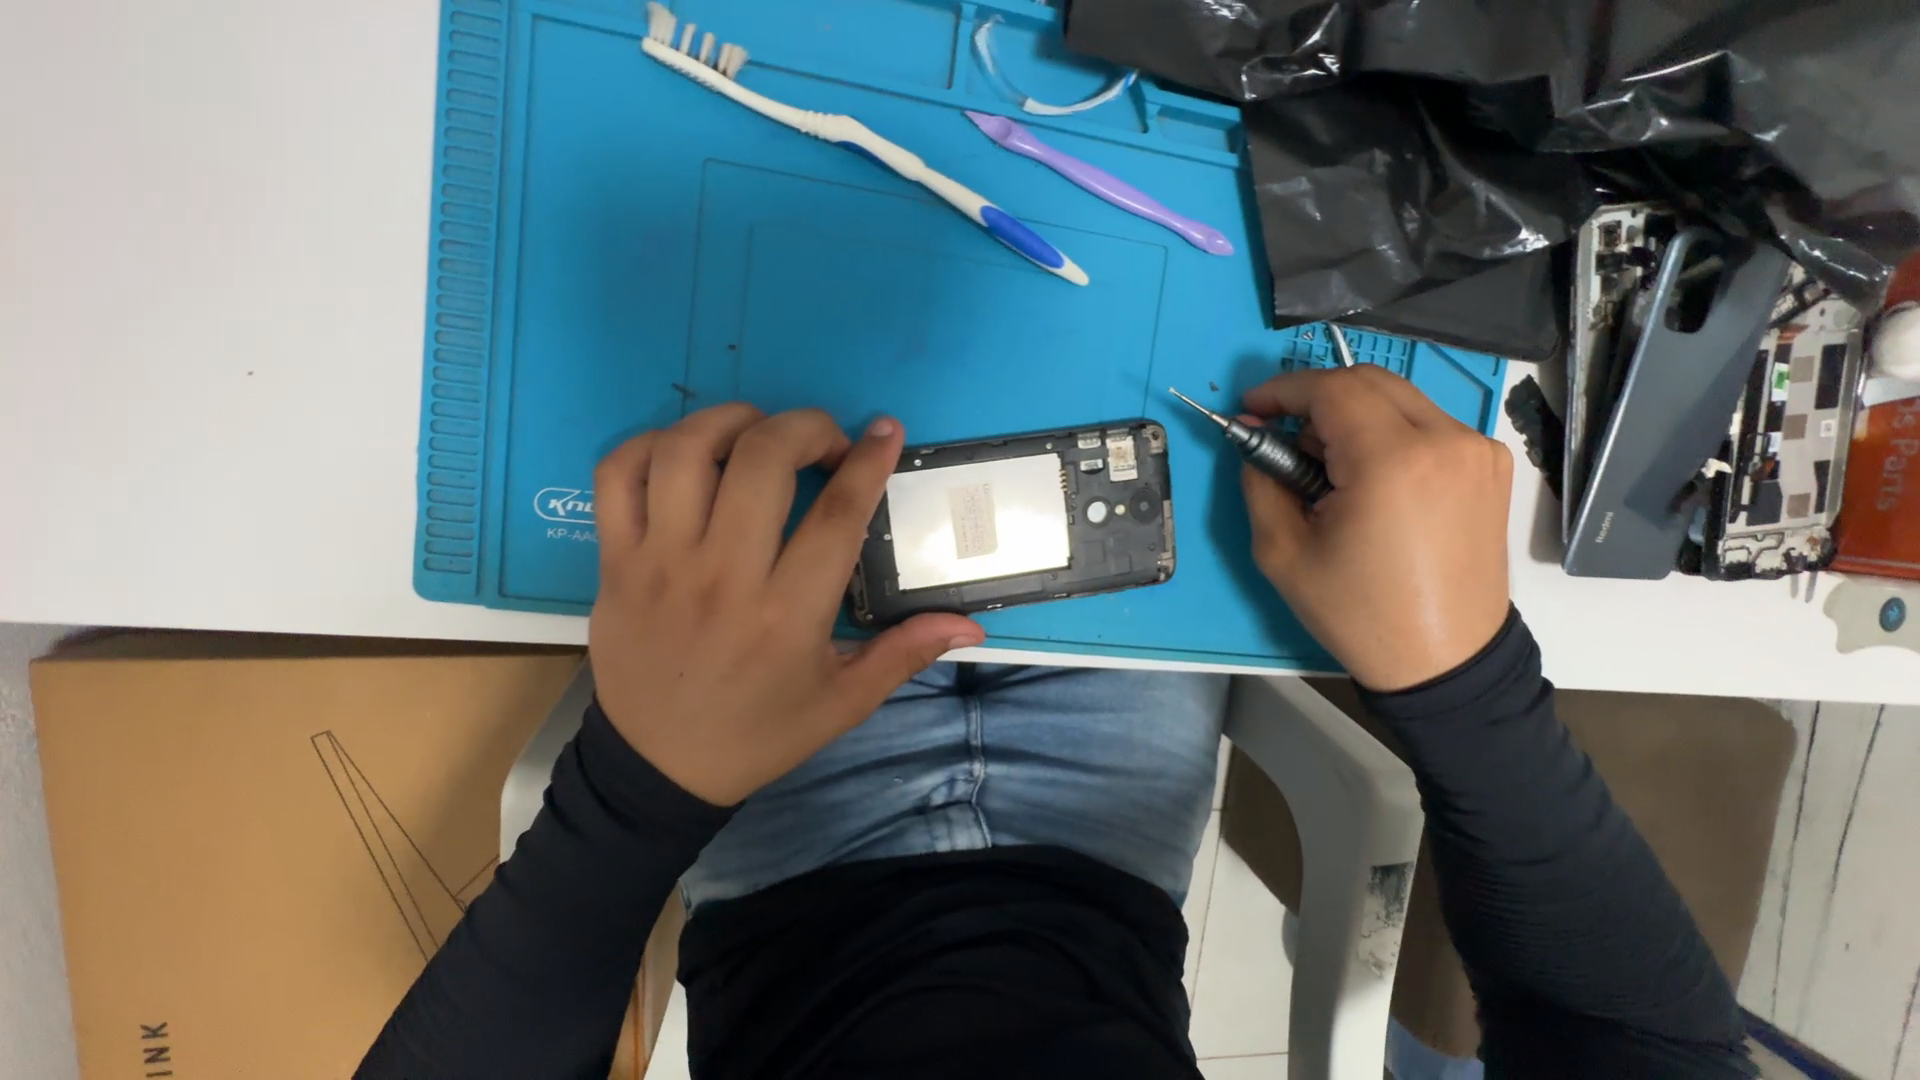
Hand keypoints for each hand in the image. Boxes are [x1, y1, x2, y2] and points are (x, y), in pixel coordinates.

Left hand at [588, 404, 985, 804]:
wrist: (658, 768)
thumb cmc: (759, 732)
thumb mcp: (843, 703)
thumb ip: (905, 653)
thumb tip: (970, 624)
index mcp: (787, 613)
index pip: (838, 512)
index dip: (868, 461)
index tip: (884, 432)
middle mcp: (723, 575)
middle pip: (761, 459)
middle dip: (806, 427)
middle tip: (824, 444)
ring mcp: (659, 562)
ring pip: (686, 451)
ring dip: (732, 421)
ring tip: (758, 434)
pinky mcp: (615, 560)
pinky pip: (619, 473)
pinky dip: (652, 443)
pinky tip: (690, 454)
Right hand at [1240, 366, 1512, 691]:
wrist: (1443, 659)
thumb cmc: (1357, 612)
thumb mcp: (1281, 551)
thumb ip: (1261, 481)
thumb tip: (1257, 438)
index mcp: (1392, 460)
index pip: (1331, 388)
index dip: (1283, 391)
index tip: (1252, 408)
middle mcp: (1445, 438)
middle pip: (1367, 380)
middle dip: (1315, 398)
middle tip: (1285, 440)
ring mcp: (1476, 449)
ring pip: (1399, 398)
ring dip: (1352, 416)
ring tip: (1329, 470)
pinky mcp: (1490, 464)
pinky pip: (1427, 423)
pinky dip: (1388, 433)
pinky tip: (1372, 480)